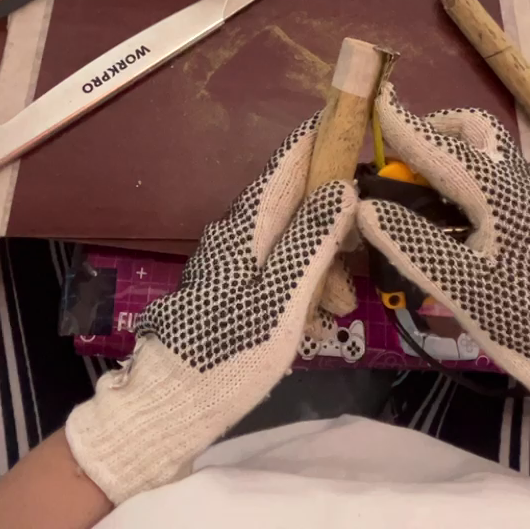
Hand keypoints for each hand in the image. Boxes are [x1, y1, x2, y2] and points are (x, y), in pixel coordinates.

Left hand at [64, 115, 355, 503]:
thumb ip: (310, 243)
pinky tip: (315, 320)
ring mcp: (228, 259)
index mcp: (245, 228)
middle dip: (330, 225)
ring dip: (319, 266)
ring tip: (341, 309)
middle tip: (361, 260)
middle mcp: (234, 233)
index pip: (284, 166)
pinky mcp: (227, 285)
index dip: (315, 142)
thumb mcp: (281, 301)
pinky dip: (300, 285)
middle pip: (291, 205)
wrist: (168, 406)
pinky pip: (274, 269)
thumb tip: (340, 187)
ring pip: (287, 242)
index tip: (347, 124)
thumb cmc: (227, 353)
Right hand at [356, 84, 529, 489]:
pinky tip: (448, 209)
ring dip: (451, 150)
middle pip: (475, 131)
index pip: (442, 149)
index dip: (406, 127)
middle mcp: (519, 182)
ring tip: (418, 180)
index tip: (379, 102)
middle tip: (402, 151)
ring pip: (488, 150)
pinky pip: (496, 173)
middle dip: (437, 129)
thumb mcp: (459, 285)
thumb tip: (367, 208)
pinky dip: (466, 173)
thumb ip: (410, 242)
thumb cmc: (520, 319)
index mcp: (500, 194)